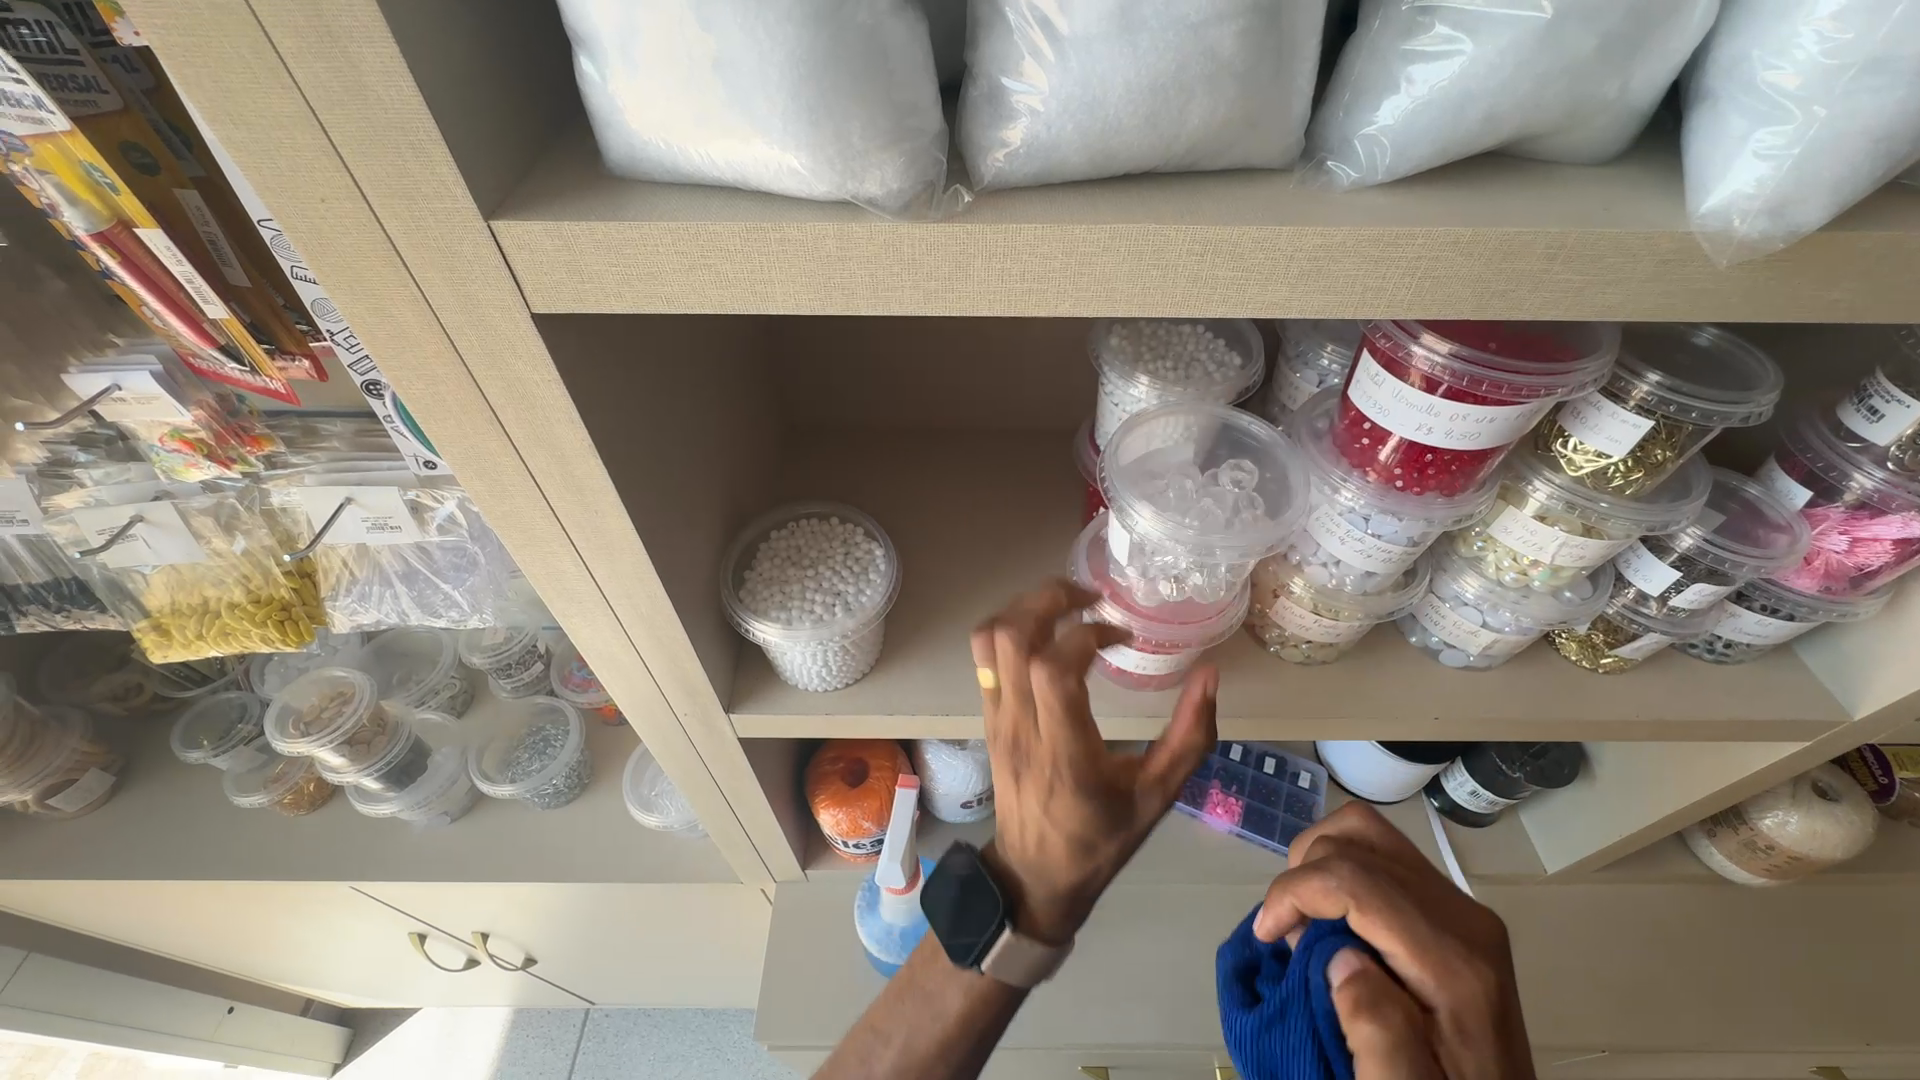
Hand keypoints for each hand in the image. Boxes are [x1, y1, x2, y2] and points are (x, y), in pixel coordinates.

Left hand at [968, 579, 1218, 945]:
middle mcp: (1020, 726)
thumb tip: (1209, 674)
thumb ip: (1190, 736)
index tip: (1122, 637)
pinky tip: (1047, 634)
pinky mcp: (986, 718)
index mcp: (1063, 750)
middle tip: (1091, 600)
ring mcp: (996, 719)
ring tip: (1067, 608)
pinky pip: (984, 657)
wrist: (1034, 875)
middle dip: (1049, 600)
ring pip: (989, 640)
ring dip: (1025, 609)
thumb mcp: (1158, 795)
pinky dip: (1011, 628)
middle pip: (1011, 637)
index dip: (1088, 637)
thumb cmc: (1100, 840)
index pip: (1054, 668)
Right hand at [1255, 803, 1534, 1079]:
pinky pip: (1377, 852)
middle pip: (1355, 841)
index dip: (1295, 892)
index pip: (1355, 878)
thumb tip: (1340, 958)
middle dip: (1302, 877)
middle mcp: (1461, 914)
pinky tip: (1330, 917)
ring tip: (1305, 919)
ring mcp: (1457, 905)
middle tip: (1289, 935)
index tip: (1266, 935)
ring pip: (1364, 832)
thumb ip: (1379, 1034)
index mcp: (1454, 960)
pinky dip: (1336, 867)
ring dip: (1316, 864)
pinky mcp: (1447, 906)